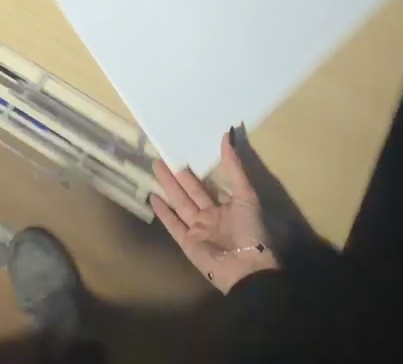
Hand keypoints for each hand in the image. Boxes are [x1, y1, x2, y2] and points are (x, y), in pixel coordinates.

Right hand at [150, 130, 278, 292]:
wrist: (246, 267)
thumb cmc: (249, 229)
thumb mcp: (246, 194)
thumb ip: (234, 167)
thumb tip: (227, 135)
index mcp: (227, 207)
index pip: (209, 185)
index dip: (198, 171)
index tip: (185, 154)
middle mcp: (211, 216)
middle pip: (190, 192)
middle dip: (177, 175)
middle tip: (163, 156)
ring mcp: (198, 230)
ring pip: (180, 203)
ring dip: (167, 187)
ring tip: (155, 167)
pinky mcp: (188, 243)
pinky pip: (173, 224)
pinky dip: (163, 212)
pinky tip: (152, 198)